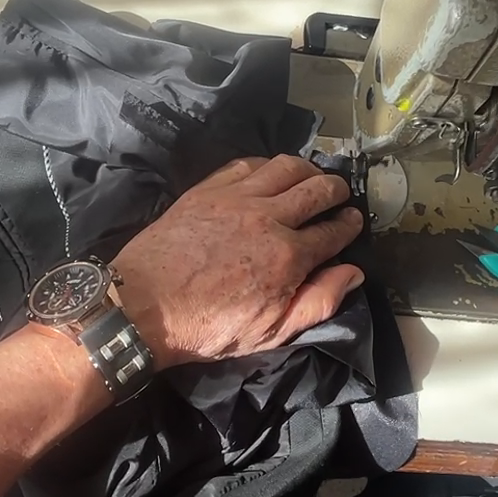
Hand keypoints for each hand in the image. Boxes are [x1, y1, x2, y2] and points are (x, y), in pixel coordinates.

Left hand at [113, 155, 364, 368]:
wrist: (143, 306)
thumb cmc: (208, 327)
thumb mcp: (271, 333)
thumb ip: (318, 302)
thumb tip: (352, 272)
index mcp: (289, 256)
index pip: (333, 231)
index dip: (349, 225)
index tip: (353, 221)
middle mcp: (269, 217)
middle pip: (317, 189)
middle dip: (336, 190)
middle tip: (339, 194)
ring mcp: (237, 197)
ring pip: (286, 166)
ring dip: (307, 168)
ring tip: (311, 176)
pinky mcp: (208, 189)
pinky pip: (247, 163)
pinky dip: (267, 164)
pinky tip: (269, 173)